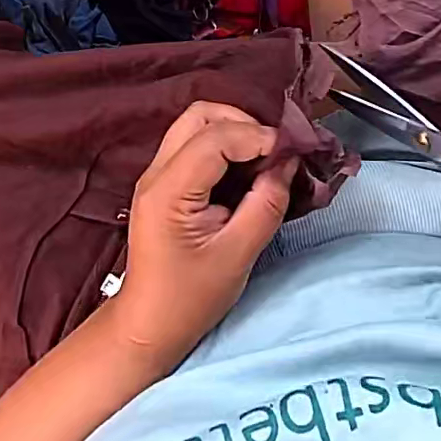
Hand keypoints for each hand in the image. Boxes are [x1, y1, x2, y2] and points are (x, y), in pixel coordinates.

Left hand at [110, 102, 296, 366]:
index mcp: (169, 191)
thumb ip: (267, 203)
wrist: (148, 325)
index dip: (260, 137)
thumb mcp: (239, 253)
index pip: (217, 137)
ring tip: (266, 158)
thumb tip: (289, 162)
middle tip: (276, 151)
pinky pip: (198, 143)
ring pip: (198, 123)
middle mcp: (156, 173)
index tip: (292, 154)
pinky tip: (250, 169)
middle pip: (202, 115)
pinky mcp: (166, 182)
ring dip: (237, 131)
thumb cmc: (190, 298)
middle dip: (246, 123)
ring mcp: (157, 175)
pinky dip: (229, 144)